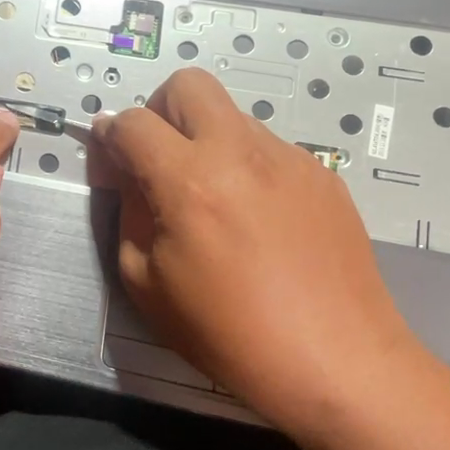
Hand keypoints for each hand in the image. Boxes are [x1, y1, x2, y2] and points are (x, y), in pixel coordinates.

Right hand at [93, 68, 416, 428]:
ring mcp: (289, 159)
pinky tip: (258, 220)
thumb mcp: (147, 282)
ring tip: (215, 199)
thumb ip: (128, 212)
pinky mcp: (322, 176)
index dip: (110, 134)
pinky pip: (268, 148)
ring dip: (207, 139)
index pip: (132, 122)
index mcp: (190, 181)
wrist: (340, 365)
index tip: (110, 156)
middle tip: (161, 158)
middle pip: (188, 84)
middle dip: (160, 110)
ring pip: (231, 115)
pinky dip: (247, 166)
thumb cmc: (231, 334)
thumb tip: (127, 173)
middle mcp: (240, 154)